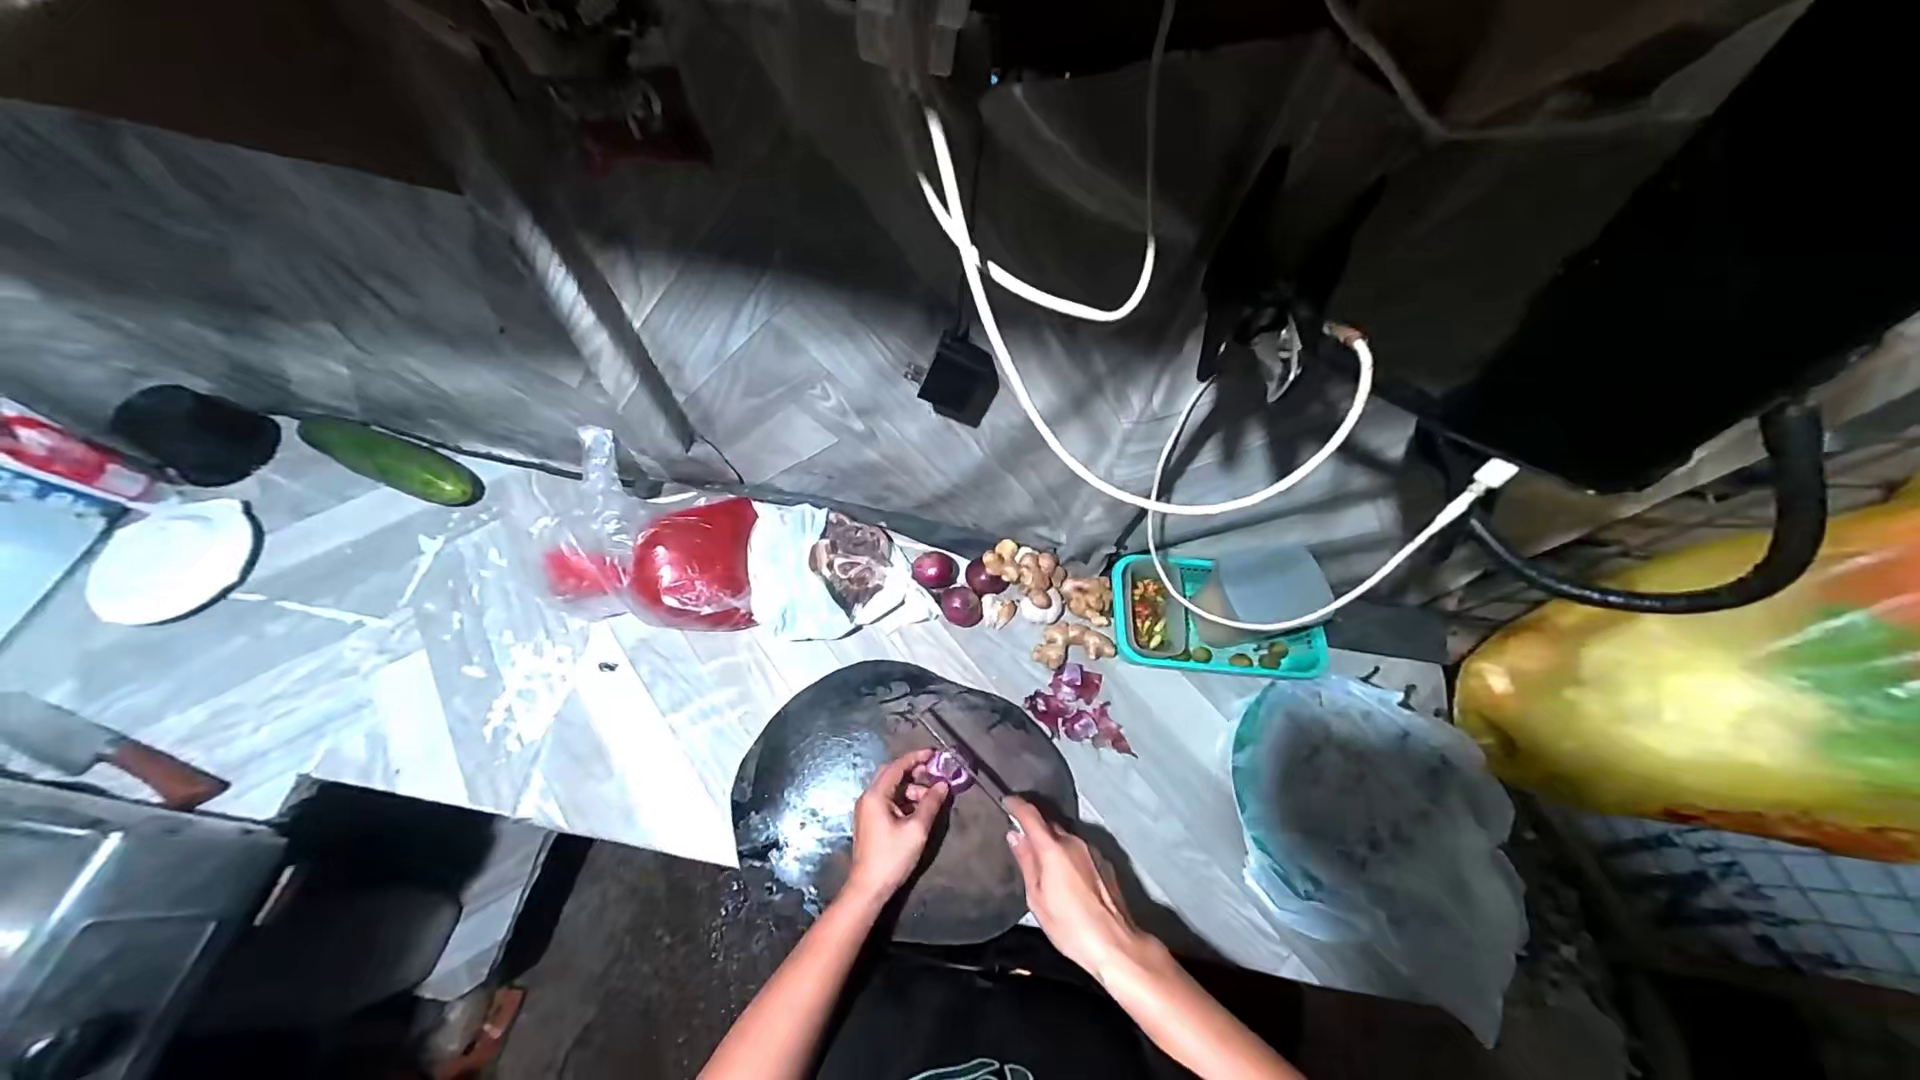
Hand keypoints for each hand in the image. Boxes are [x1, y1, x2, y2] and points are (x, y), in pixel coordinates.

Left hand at [845, 748, 948, 902]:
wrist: (868, 888)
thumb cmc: (892, 857)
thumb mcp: (916, 829)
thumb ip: (930, 803)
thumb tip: (943, 785)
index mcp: (876, 795)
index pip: (897, 767)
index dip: (916, 757)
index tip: (934, 754)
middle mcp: (868, 797)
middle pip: (892, 774)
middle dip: (914, 771)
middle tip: (934, 773)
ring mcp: (868, 810)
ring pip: (892, 788)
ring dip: (911, 788)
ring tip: (931, 797)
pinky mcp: (871, 821)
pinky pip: (889, 801)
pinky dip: (905, 800)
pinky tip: (920, 809)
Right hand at [1004, 795, 1158, 984]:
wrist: (1115, 944)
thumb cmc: (1070, 927)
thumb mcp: (1037, 898)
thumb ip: (1026, 862)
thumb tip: (1015, 835)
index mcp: (1053, 848)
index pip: (1031, 815)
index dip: (1016, 804)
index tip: (1006, 800)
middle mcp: (1074, 841)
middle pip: (1049, 823)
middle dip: (1033, 823)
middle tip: (1019, 833)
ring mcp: (1092, 850)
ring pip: (1065, 836)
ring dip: (1051, 840)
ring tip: (1042, 859)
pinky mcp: (1104, 862)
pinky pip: (1079, 849)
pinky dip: (1067, 852)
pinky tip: (1065, 873)